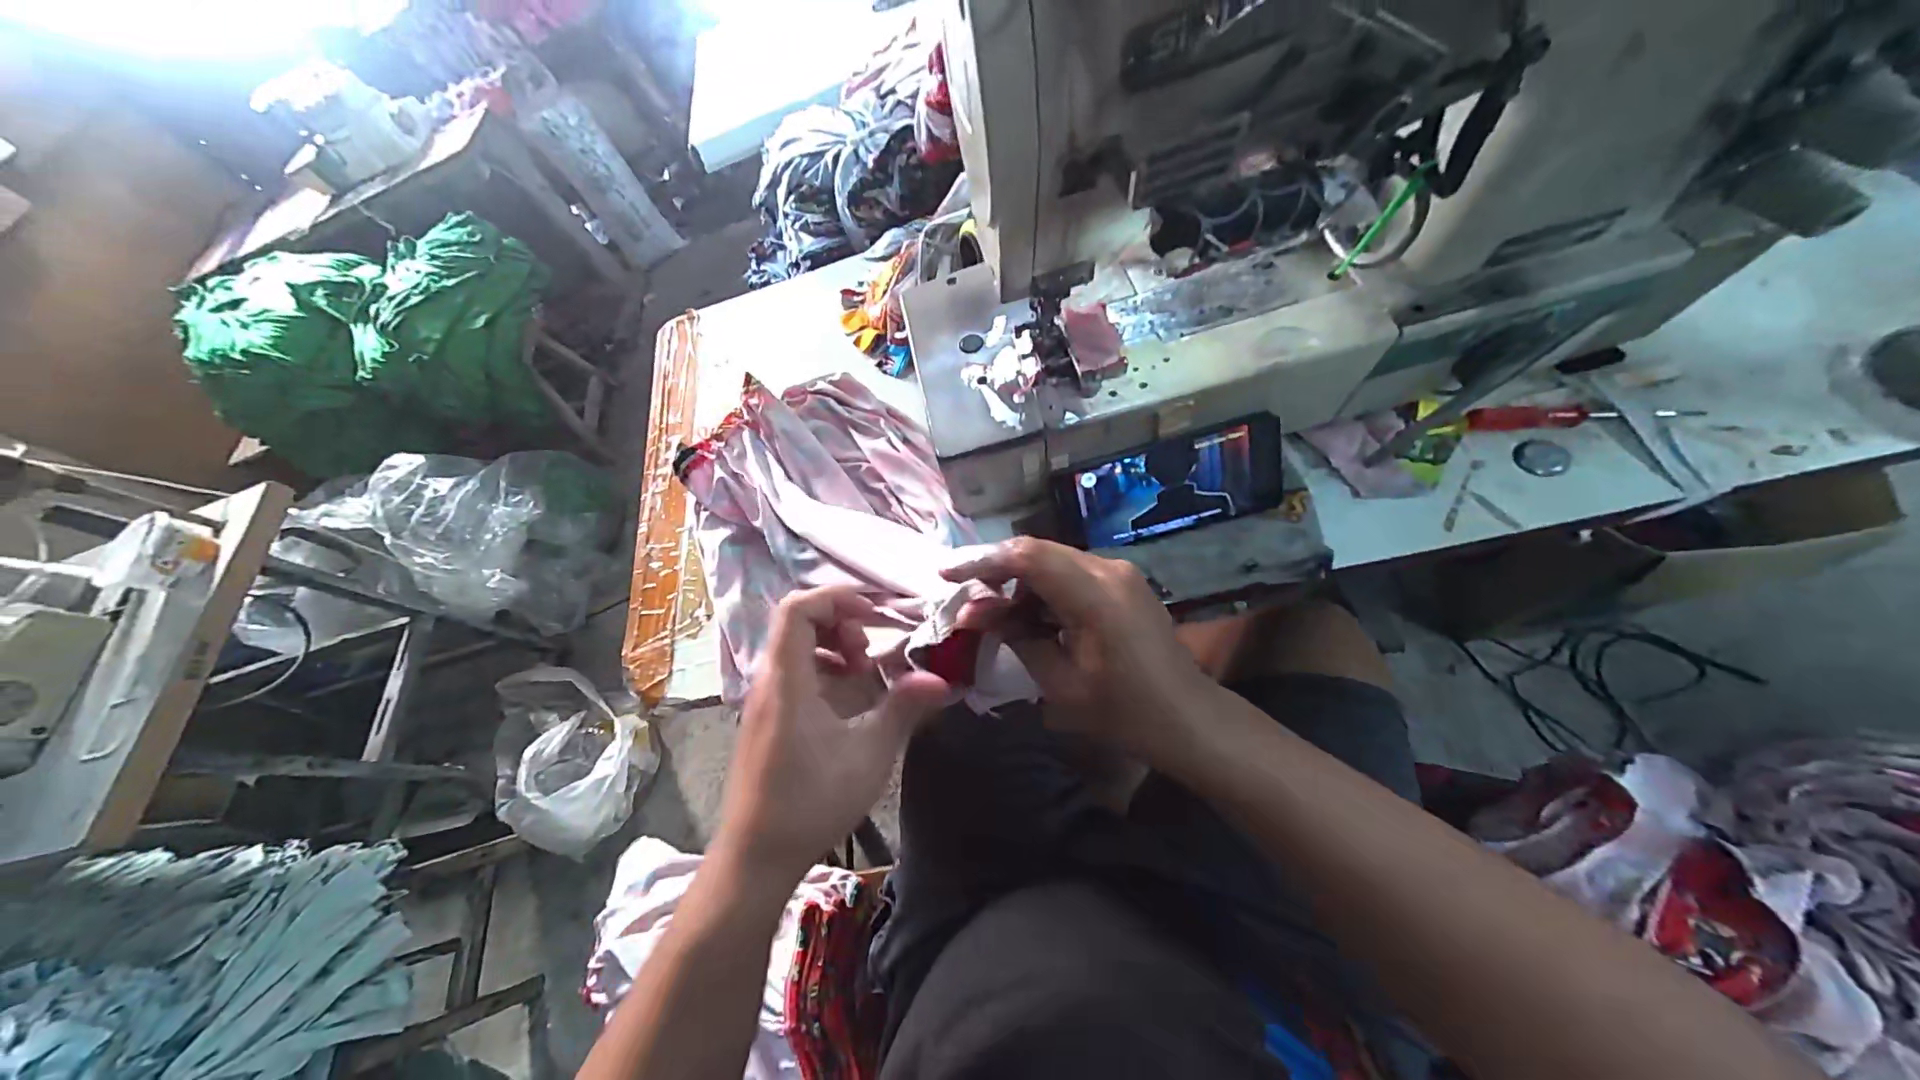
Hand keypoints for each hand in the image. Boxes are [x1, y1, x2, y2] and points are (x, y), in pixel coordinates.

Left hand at [714, 586, 949, 881]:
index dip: (836, 598)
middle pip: (797, 623)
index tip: (874, 616)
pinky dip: (824, 672)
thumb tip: (940, 679)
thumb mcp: (869, 754)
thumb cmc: (811, 800)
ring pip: (796, 649)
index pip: (797, 608)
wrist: (756, 855)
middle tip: (872, 650)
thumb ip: (903, 708)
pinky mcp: (766, 720)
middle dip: (841, 623)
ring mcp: (764, 702)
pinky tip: (848, 701)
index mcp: (788, 680)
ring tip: (864, 674)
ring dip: (834, 648)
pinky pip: (794, 675)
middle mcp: (769, 682)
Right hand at [943, 538, 1213, 764]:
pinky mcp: (1123, 583)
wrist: (1187, 717)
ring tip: (992, 615)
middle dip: (995, 572)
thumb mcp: (1059, 683)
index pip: (1027, 557)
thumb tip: (976, 613)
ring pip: (1052, 562)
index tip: (946, 577)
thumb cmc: (1124, 711)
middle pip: (1038, 553)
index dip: (981, 562)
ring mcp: (1119, 573)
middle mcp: (1108, 569)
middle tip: (964, 599)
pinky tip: (1027, 615)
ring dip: (1019, 583)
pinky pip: (1071, 574)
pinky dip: (1042, 590)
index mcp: (1095, 594)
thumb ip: (1016, 637)